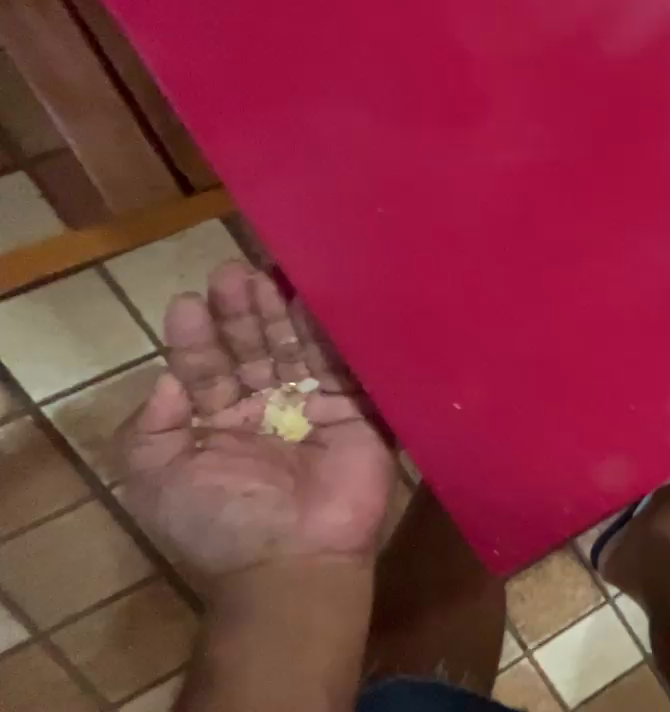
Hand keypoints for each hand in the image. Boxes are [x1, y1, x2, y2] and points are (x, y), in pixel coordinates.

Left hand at [124, 261, 394, 583]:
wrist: (294, 552)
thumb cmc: (221, 521)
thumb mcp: (160, 482)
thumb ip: (155, 431)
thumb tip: (167, 380)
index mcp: (220, 424)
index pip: (207, 370)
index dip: (198, 336)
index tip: (189, 300)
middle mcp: (267, 406)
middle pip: (254, 349)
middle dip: (242, 311)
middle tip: (233, 271)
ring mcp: (315, 404)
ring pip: (296, 349)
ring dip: (280, 314)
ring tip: (265, 276)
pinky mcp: (359, 406)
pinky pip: (344, 365)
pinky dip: (331, 335)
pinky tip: (318, 306)